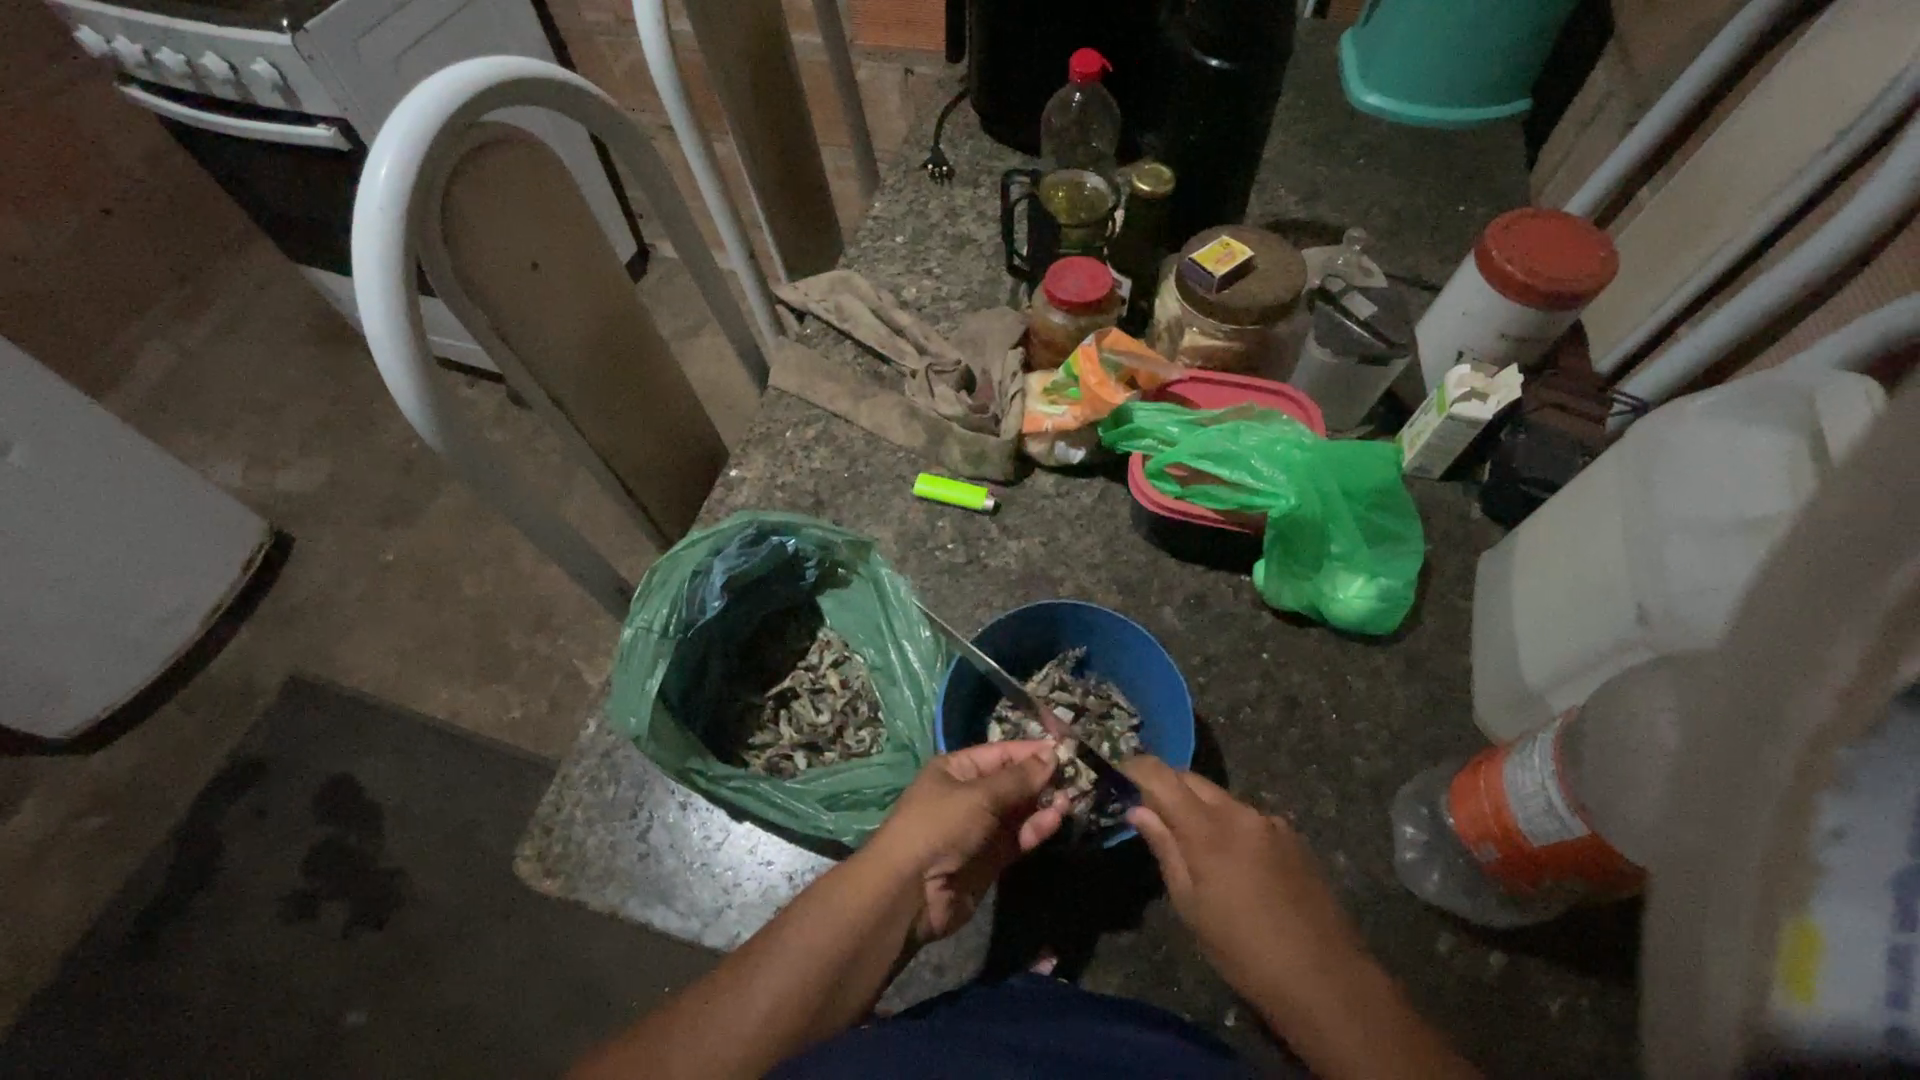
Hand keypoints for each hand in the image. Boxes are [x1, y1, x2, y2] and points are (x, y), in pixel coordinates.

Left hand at [866, 740, 1067, 943]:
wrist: (911, 892)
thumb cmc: (939, 827)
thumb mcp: (978, 796)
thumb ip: (1018, 779)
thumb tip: (1050, 756)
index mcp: (956, 770)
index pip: (999, 754)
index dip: (1030, 752)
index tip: (1064, 751)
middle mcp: (968, 795)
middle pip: (1012, 782)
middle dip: (1041, 779)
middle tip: (1075, 777)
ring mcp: (980, 828)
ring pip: (1019, 811)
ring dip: (1043, 805)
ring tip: (1069, 800)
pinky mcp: (991, 858)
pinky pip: (1019, 837)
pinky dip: (1037, 828)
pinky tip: (1056, 819)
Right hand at [1123, 756, 1365, 1005]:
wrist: (1325, 978)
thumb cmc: (1242, 950)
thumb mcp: (1190, 905)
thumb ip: (1165, 849)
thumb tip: (1138, 810)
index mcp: (1209, 828)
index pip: (1162, 777)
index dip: (1137, 767)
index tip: (1119, 768)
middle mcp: (1241, 813)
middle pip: (1193, 781)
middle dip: (1167, 786)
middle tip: (1148, 808)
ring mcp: (1272, 823)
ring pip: (1223, 800)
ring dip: (1200, 808)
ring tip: (1191, 843)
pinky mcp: (1294, 838)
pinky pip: (1249, 819)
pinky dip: (1230, 826)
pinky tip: (1233, 863)